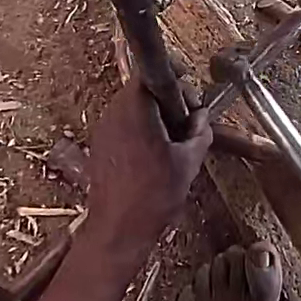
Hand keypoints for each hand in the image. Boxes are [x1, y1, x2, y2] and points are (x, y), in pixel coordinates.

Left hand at [83, 80, 210, 250]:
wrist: (118, 229)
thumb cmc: (152, 196)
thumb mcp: (188, 162)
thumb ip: (199, 133)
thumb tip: (201, 118)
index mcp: (134, 111)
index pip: (148, 71)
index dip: (171, 72)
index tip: (187, 81)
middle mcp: (113, 114)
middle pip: (141, 90)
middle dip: (167, 99)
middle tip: (187, 119)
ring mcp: (103, 129)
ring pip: (132, 108)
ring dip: (154, 115)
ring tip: (174, 140)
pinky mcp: (99, 145)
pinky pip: (123, 124)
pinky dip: (140, 129)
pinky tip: (155, 153)